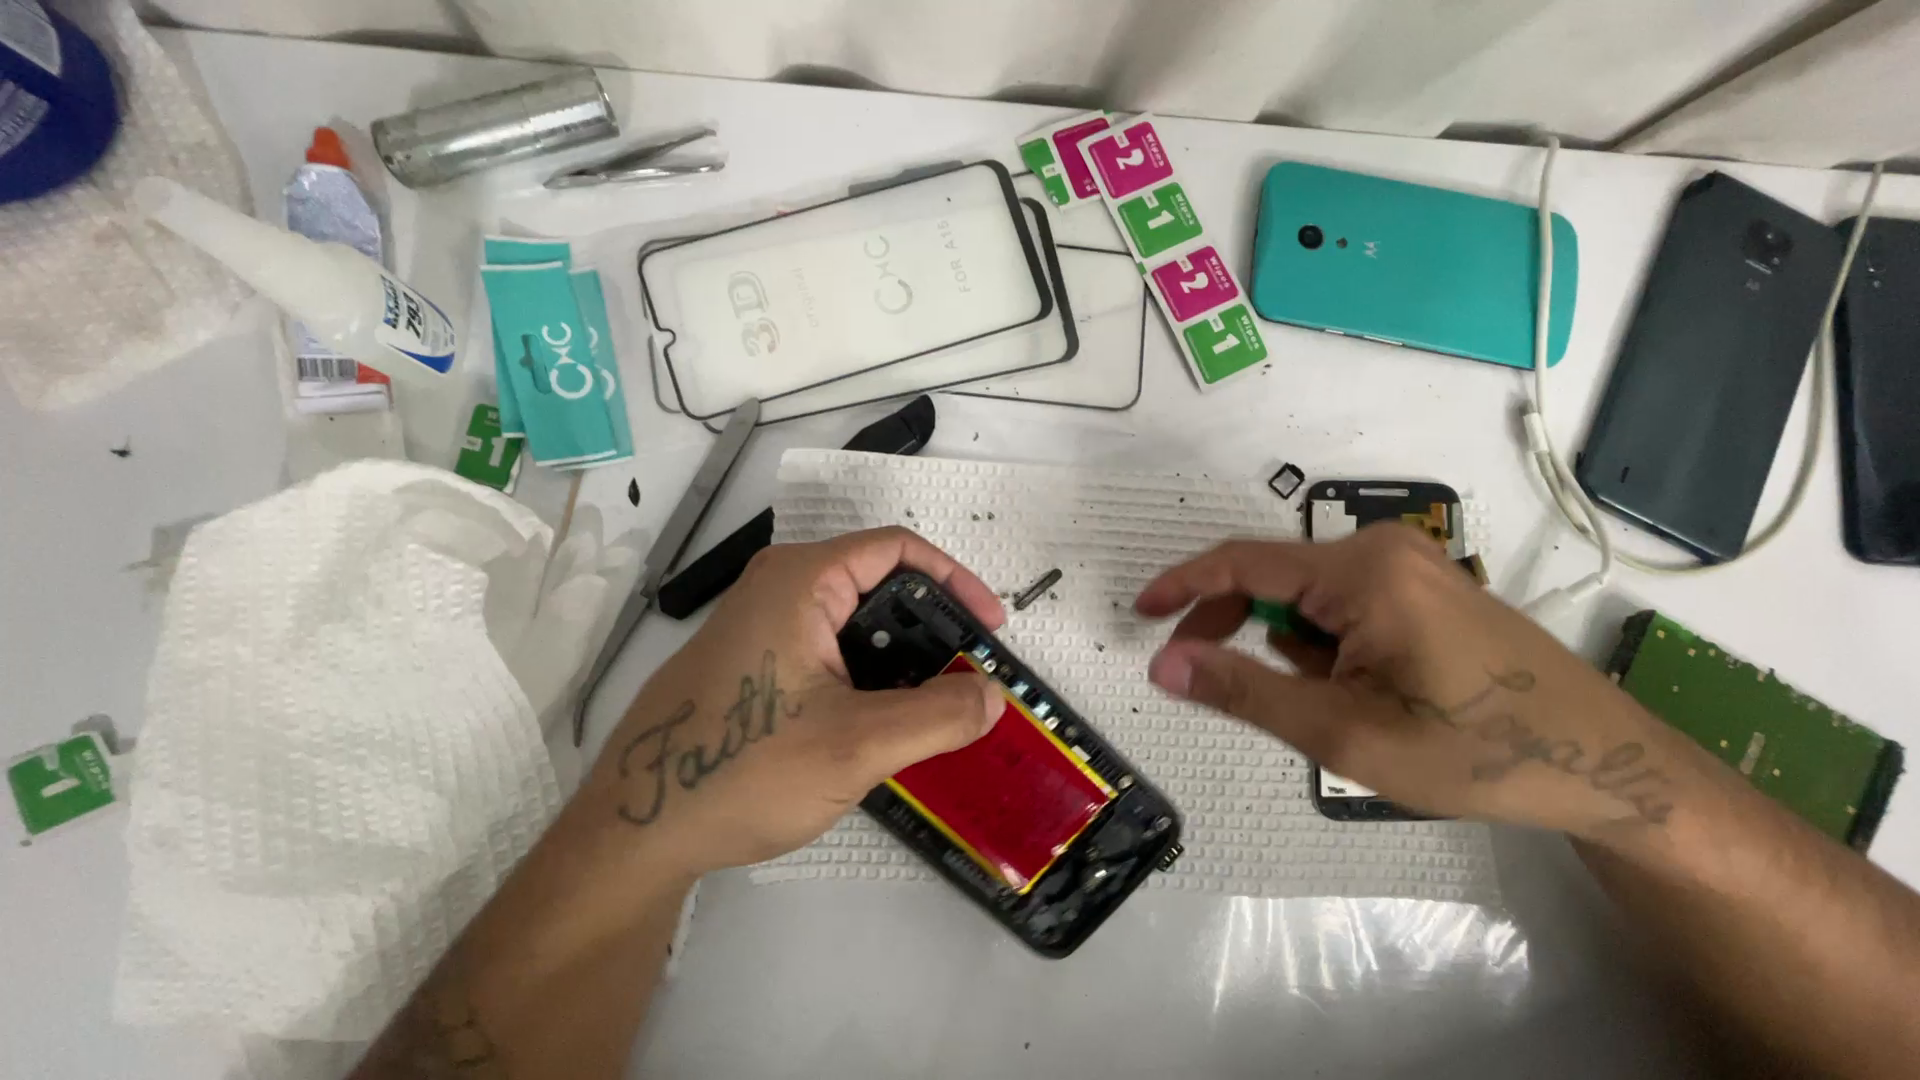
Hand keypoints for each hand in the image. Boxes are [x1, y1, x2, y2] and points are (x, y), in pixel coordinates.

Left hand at [581, 527, 1003, 878]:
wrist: (636, 829)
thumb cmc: (744, 771)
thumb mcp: (856, 746)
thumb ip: (938, 717)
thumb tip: (993, 697)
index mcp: (802, 580)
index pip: (899, 549)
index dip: (957, 581)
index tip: (991, 630)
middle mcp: (778, 587)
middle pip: (878, 582)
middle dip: (932, 627)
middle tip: (968, 678)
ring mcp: (759, 624)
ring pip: (852, 622)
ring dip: (900, 658)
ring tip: (933, 708)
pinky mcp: (750, 661)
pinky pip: (826, 649)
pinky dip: (866, 674)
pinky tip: (880, 723)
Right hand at [1134, 524, 1726, 838]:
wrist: (1605, 767)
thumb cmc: (1474, 755)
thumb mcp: (1343, 735)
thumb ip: (1243, 692)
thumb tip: (1163, 663)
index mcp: (1362, 572)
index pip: (1241, 563)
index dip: (1181, 586)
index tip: (1138, 613)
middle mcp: (1384, 549)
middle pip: (1272, 575)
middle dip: (1231, 623)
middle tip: (1201, 676)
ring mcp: (1411, 564)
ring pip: (1307, 594)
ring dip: (1286, 643)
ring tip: (1319, 705)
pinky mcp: (1426, 585)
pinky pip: (1344, 601)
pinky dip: (1322, 641)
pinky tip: (1355, 688)